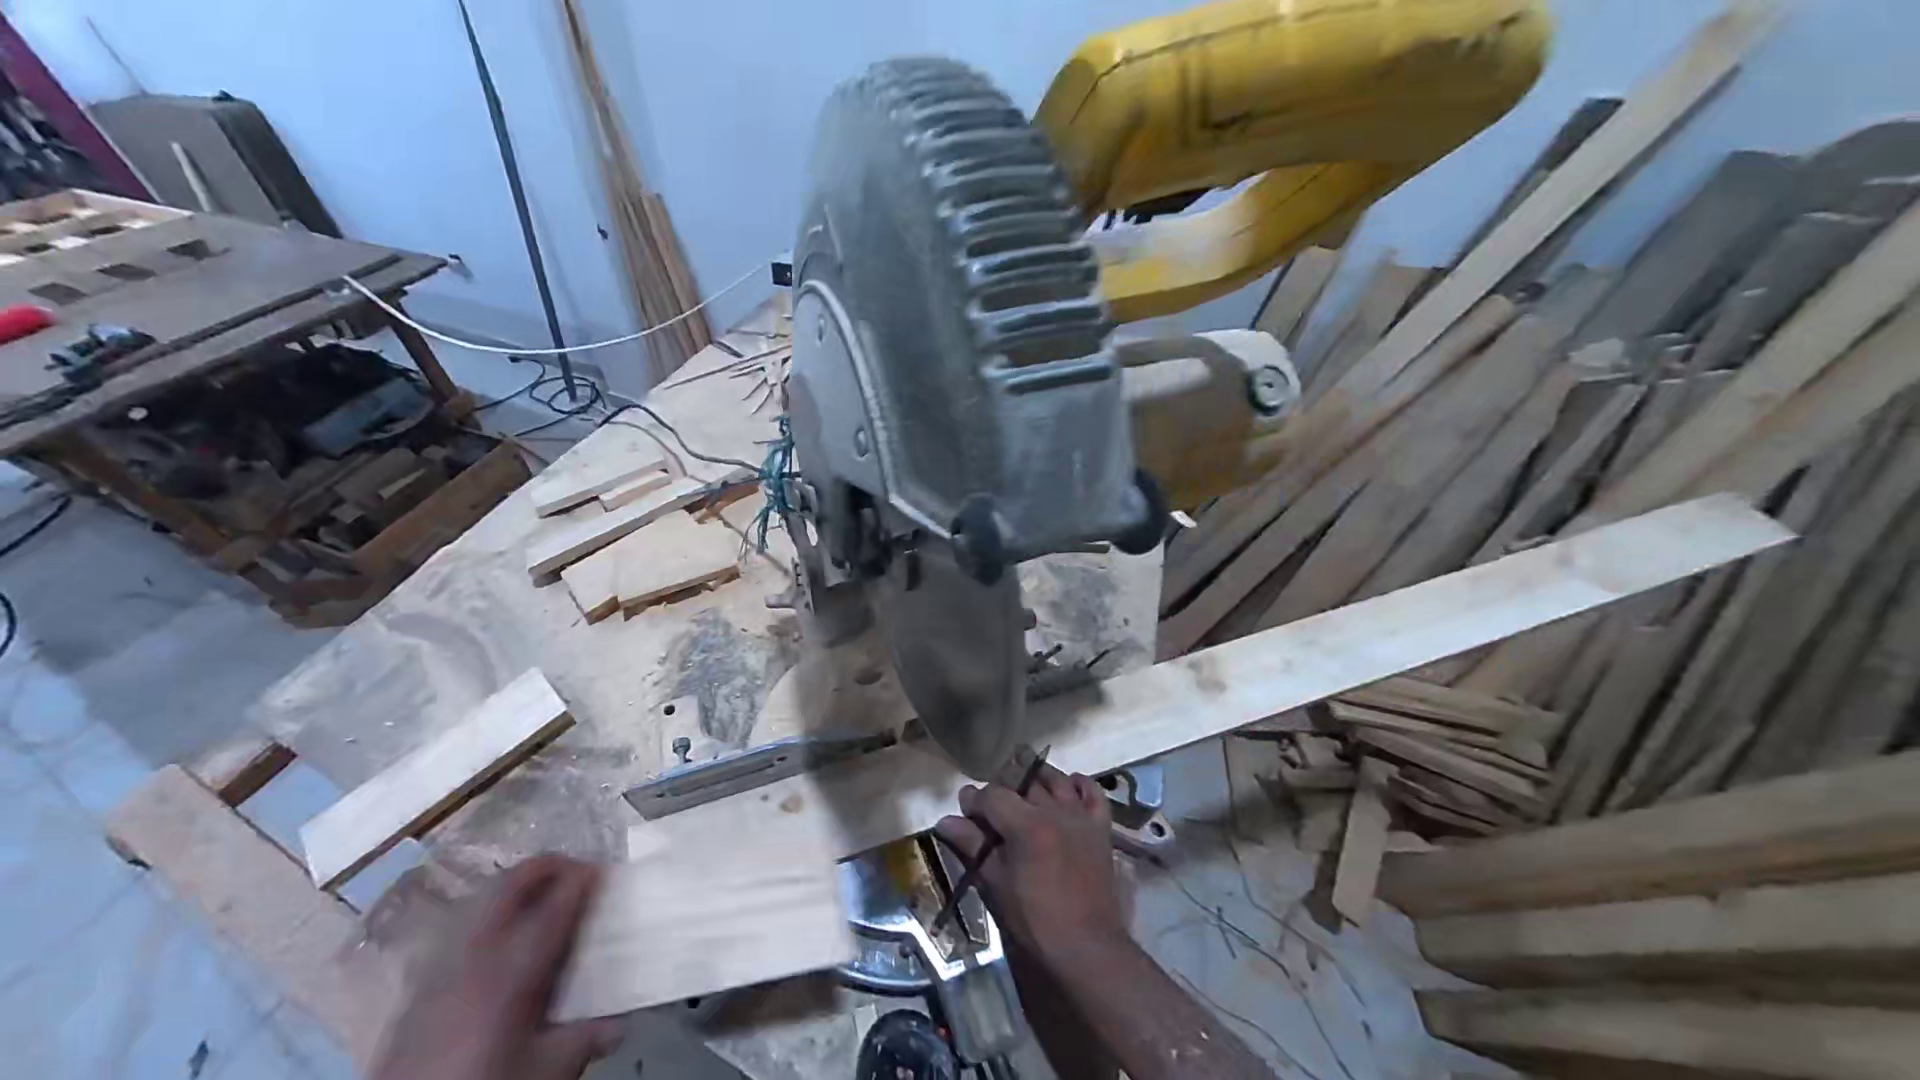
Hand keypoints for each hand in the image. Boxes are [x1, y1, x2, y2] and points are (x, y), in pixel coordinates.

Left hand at [372, 855, 624, 1079]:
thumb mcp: (546, 1070)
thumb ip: (585, 1036)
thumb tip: (617, 1020)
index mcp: (511, 968)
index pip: (554, 905)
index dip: (583, 879)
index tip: (606, 869)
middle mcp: (472, 954)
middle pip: (508, 884)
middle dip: (547, 868)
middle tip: (576, 872)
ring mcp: (438, 966)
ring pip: (481, 900)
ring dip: (517, 889)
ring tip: (542, 900)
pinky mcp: (417, 987)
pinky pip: (462, 928)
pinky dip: (491, 916)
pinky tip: (503, 941)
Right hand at [935, 764, 1128, 961]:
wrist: (1086, 946)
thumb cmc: (1035, 921)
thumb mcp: (996, 884)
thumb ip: (972, 846)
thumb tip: (945, 821)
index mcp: (1026, 825)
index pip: (993, 795)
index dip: (974, 800)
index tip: (965, 811)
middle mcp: (1055, 811)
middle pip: (1022, 782)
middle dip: (1002, 789)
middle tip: (991, 809)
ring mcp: (1081, 817)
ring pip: (1056, 780)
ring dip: (1036, 779)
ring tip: (1023, 791)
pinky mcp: (1101, 827)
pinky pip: (1092, 792)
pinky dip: (1078, 785)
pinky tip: (1066, 790)